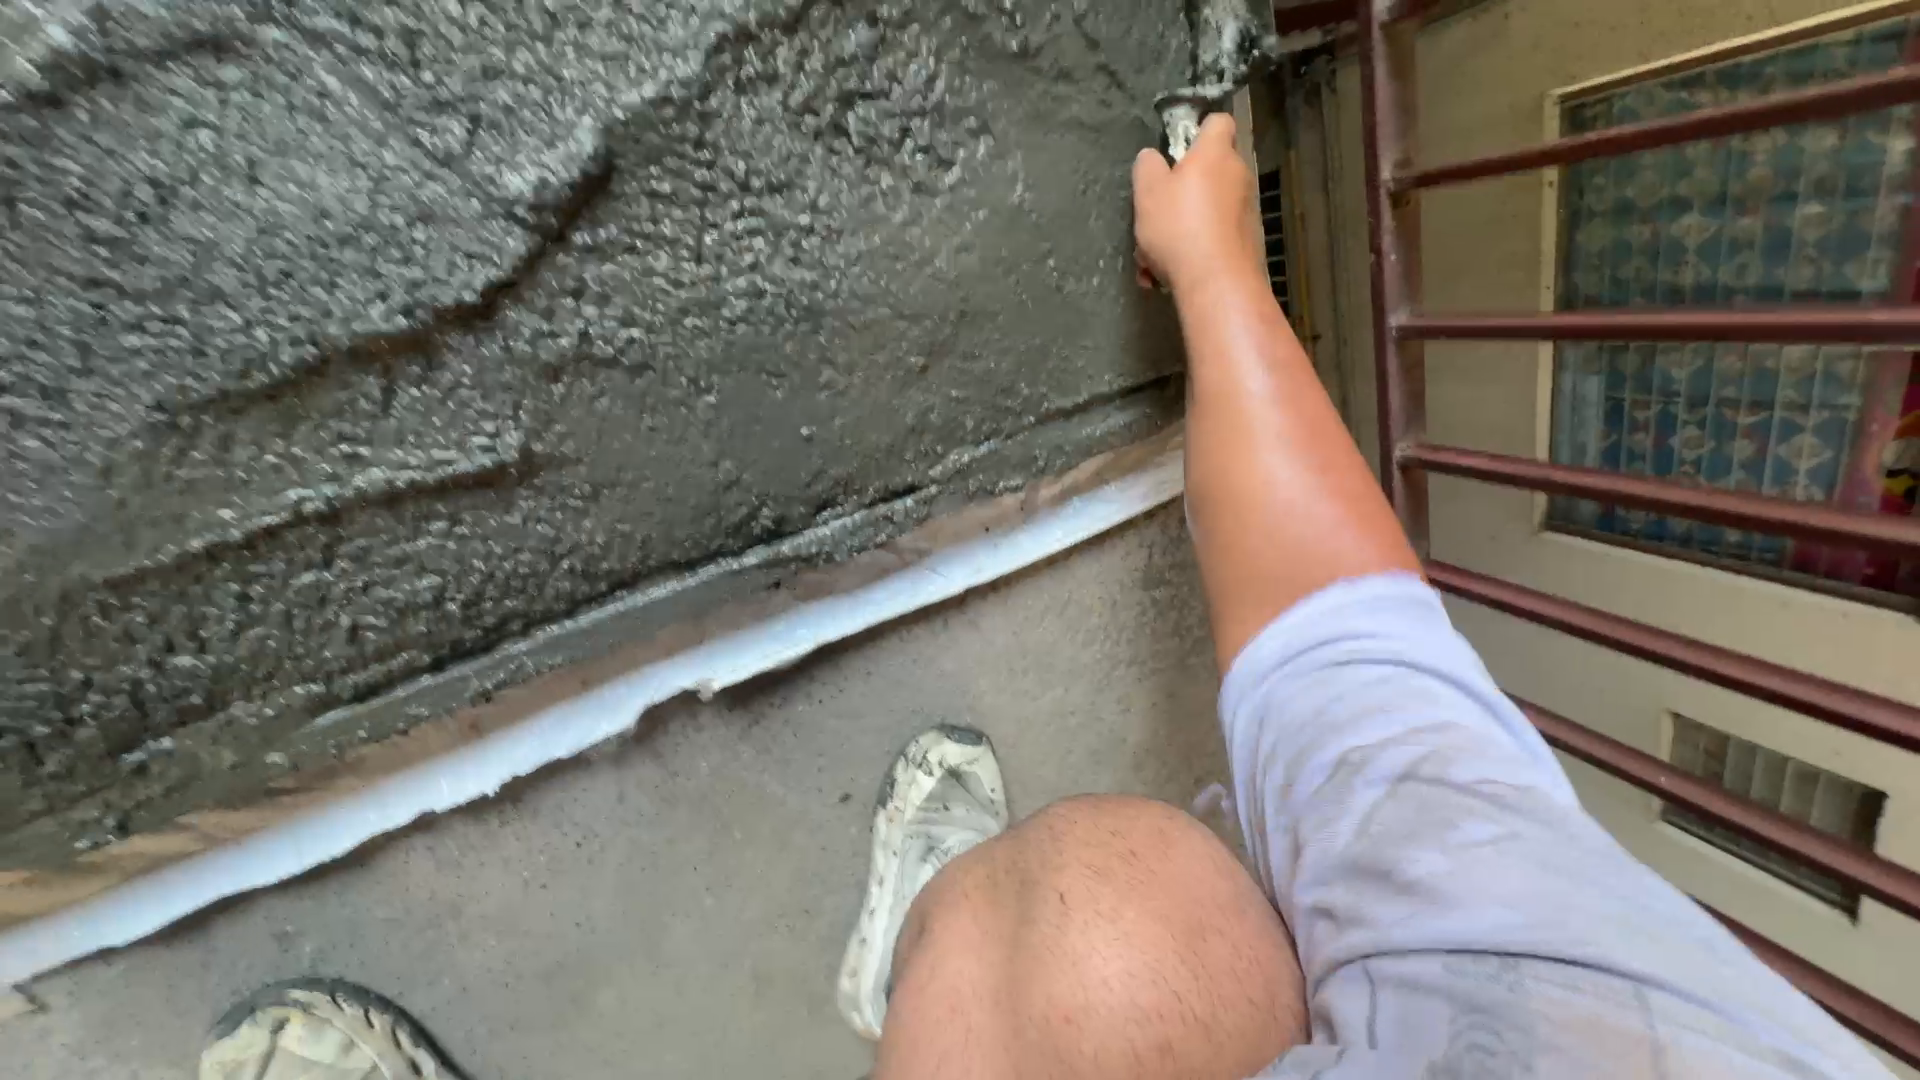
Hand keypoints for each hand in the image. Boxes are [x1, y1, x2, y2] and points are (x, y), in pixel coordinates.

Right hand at [1132, 113, 1262, 294]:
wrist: (1215, 281)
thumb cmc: (1179, 227)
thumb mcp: (1147, 192)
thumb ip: (1147, 167)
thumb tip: (1152, 157)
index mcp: (1215, 154)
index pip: (1217, 122)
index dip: (1197, 130)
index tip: (1177, 151)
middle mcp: (1237, 176)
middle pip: (1209, 173)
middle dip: (1181, 193)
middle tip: (1155, 216)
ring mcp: (1245, 211)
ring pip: (1205, 212)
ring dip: (1180, 230)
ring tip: (1153, 259)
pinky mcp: (1245, 242)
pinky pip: (1211, 239)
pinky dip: (1191, 252)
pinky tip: (1166, 276)